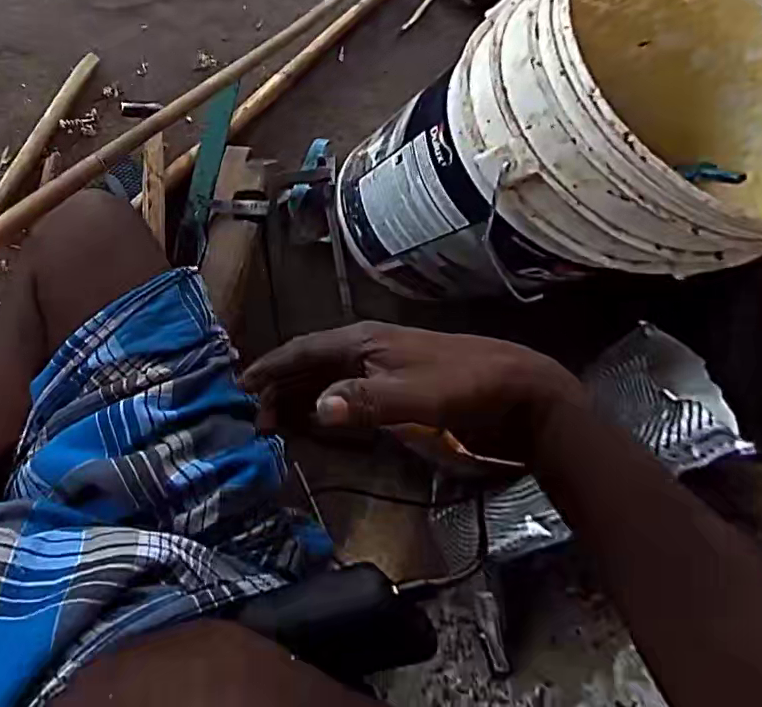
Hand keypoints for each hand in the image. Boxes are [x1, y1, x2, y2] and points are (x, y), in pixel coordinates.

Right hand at [238, 321, 585, 461]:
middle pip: (306, 366)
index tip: (241, 385)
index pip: (301, 351)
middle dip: (276, 386)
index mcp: (359, 341)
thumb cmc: (464, 386)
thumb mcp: (416, 395)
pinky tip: (310, 420)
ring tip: (269, 418)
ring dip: (294, 397)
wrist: (521, 390)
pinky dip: (319, 406)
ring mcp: (375, 368)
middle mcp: (360, 350)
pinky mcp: (390, 388)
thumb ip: (366, 401)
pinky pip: (341, 394)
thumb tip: (317, 409)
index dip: (270, 367)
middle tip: (250, 412)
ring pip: (321, 379)